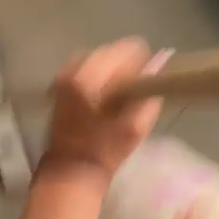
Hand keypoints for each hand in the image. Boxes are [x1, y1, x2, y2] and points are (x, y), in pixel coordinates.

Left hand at [43, 38, 168, 183]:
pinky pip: (84, 65)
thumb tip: (158, 65)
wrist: (71, 169)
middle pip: (112, 49)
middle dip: (126, 65)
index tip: (147, 81)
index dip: (143, 63)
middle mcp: (76, 69)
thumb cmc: (107, 150)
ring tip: (118, 92)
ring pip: (98, 56)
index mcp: (94, 76)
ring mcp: (64, 74)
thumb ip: (150, 94)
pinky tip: (102, 93)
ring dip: (111, 69)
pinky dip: (96, 73)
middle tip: (133, 89)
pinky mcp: (60, 83)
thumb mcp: (137, 126)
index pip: (128, 49)